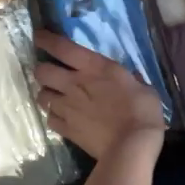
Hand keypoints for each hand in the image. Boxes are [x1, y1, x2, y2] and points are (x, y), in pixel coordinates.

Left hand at [32, 30, 165, 159]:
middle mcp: (74, 84)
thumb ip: (131, 81)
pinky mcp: (66, 129)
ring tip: (55, 97)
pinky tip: (62, 118)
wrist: (131, 148)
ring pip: (41, 95)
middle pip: (42, 71)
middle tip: (51, 74)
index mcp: (94, 68)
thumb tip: (130, 80)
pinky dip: (54, 117)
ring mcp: (67, 107)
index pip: (62, 47)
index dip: (46, 40)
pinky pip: (50, 119)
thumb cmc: (143, 113)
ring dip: (47, 94)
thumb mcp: (144, 89)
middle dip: (43, 70)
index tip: (39, 37)